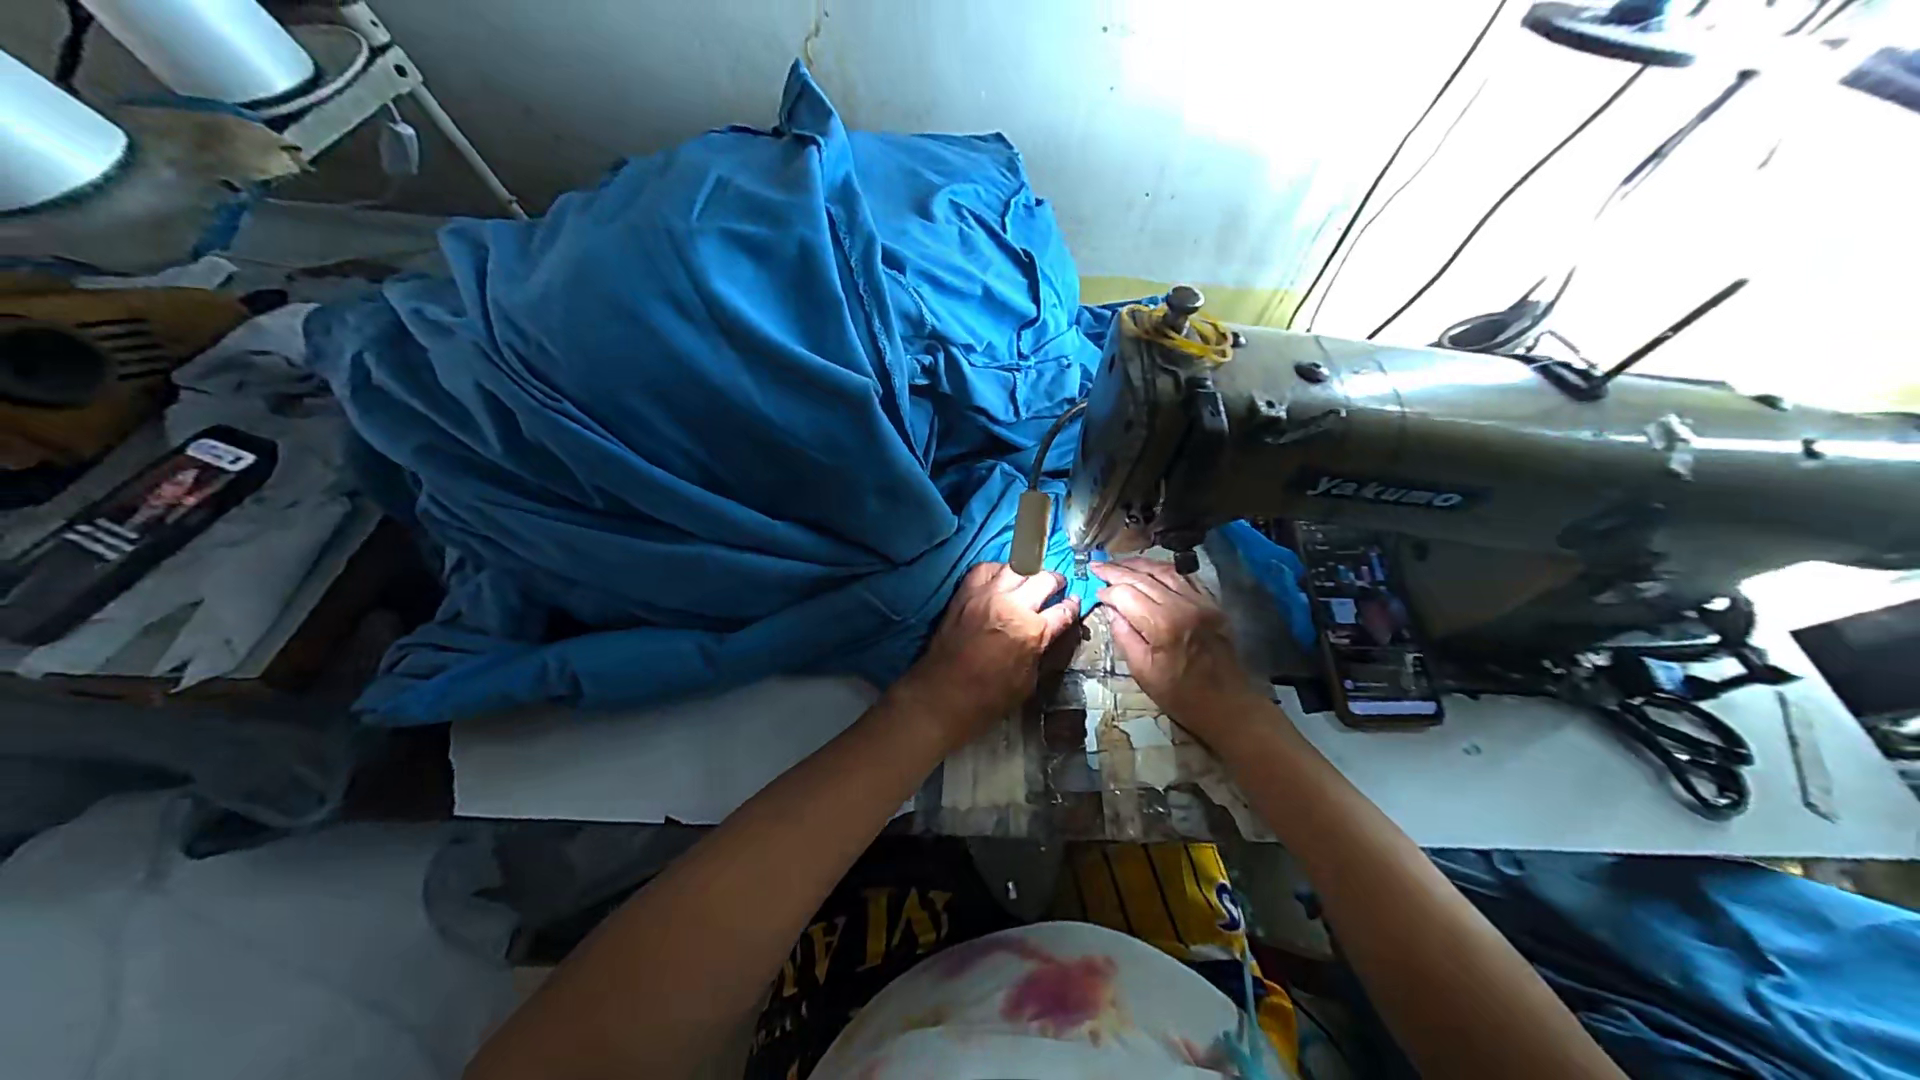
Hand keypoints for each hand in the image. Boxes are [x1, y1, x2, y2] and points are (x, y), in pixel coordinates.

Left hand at [896, 563, 1079, 748]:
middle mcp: (1013, 605)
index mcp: (1033, 631)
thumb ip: (1041, 650)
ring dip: (1028, 573)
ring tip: (1030, 579)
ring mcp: (987, 594)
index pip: (1064, 610)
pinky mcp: (966, 593)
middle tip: (1057, 586)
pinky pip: (985, 568)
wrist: (945, 692)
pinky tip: (1001, 578)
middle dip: (1056, 582)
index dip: (1073, 607)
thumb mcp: (1029, 680)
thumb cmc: (990, 696)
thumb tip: (1046, 635)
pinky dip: (997, 570)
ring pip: (1017, 568)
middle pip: (1044, 579)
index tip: (1074, 603)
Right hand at [1092, 557, 1267, 739]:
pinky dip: (1164, 570)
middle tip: (1097, 565)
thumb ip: (1124, 636)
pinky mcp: (1212, 604)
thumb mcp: (1142, 672)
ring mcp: (1201, 601)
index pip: (1126, 594)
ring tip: (1119, 563)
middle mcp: (1182, 605)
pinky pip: (1185, 578)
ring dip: (1139, 564)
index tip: (1095, 591)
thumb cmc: (1181, 695)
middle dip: (1117, 570)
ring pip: (1165, 571)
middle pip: (1143, 577)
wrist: (1228, 704)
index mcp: (1162, 624)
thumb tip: (1111, 610)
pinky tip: (1151, 569)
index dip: (1107, 590)